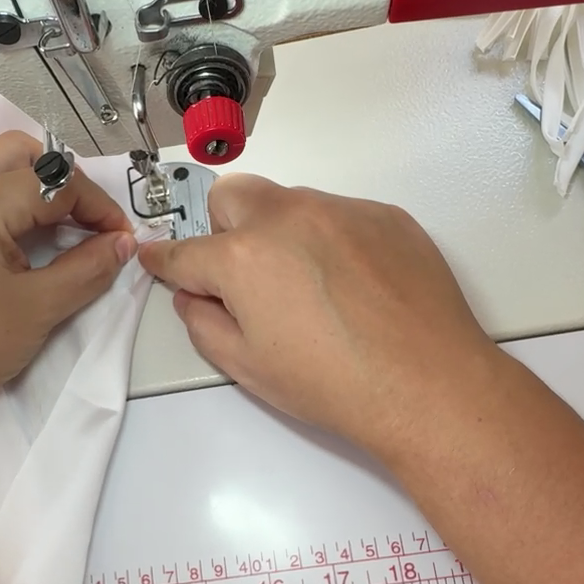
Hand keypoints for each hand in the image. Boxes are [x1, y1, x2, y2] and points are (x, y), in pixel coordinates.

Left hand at [0, 131, 135, 402]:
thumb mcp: (42, 308)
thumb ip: (89, 268)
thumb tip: (121, 244)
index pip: (56, 183)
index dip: (98, 208)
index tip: (118, 240)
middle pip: (18, 152)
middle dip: (61, 182)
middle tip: (84, 226)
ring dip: (13, 176)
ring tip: (36, 219)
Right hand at [140, 175, 499, 455]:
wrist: (427, 385)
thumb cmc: (332, 385)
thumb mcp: (248, 369)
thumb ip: (204, 325)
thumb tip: (194, 298)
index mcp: (244, 257)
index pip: (185, 252)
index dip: (165, 261)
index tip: (156, 260)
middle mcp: (289, 217)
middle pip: (232, 197)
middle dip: (223, 230)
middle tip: (245, 277)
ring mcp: (343, 210)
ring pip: (291, 204)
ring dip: (282, 235)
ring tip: (312, 290)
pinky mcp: (386, 216)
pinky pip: (341, 216)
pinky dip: (332, 241)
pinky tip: (355, 287)